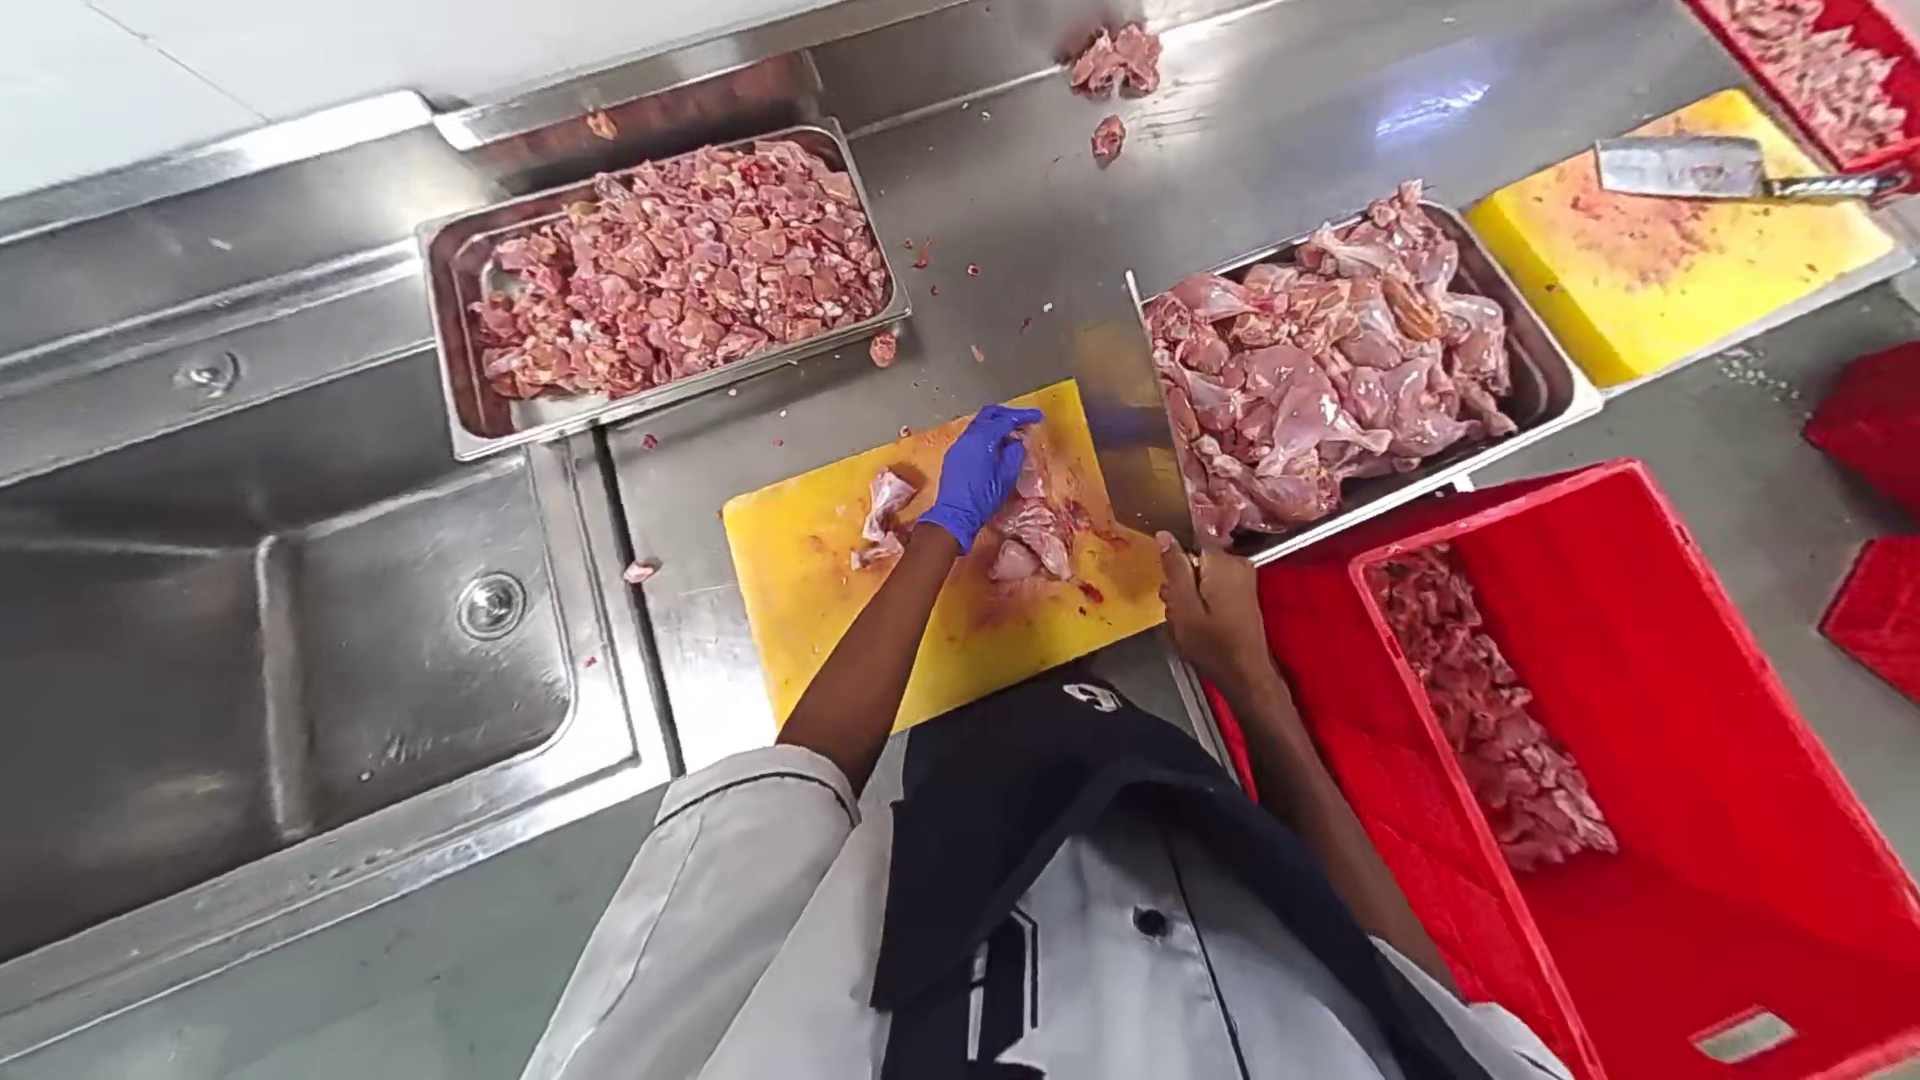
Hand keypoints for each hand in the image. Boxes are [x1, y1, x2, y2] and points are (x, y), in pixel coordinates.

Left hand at [918, 404, 1044, 552]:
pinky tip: (997, 446)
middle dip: (1008, 415)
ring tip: (1012, 433)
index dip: (1024, 416)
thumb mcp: (1007, 476)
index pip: (1005, 420)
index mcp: (982, 439)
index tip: (1038, 417)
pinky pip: (973, 436)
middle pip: (989, 415)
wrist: (956, 514)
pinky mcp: (954, 455)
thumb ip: (1014, 453)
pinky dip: (987, 435)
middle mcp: (968, 437)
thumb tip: (1016, 442)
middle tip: (1024, 420)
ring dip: (996, 425)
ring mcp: (958, 445)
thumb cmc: (983, 497)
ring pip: (979, 424)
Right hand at [1157, 532, 1276, 692]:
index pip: (1187, 542)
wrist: (1244, 673)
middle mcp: (1237, 563)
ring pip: (1200, 574)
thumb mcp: (1183, 605)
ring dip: (1188, 593)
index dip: (1173, 562)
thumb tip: (1164, 534)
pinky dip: (1201, 600)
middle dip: (1180, 581)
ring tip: (1187, 619)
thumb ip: (1174, 567)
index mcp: (1222, 562)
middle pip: (1194, 559)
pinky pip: (1212, 584)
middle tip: (1177, 609)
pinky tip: (1198, 620)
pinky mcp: (1242, 591)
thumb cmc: (1211, 643)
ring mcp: (1243, 577)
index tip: (1169, 585)